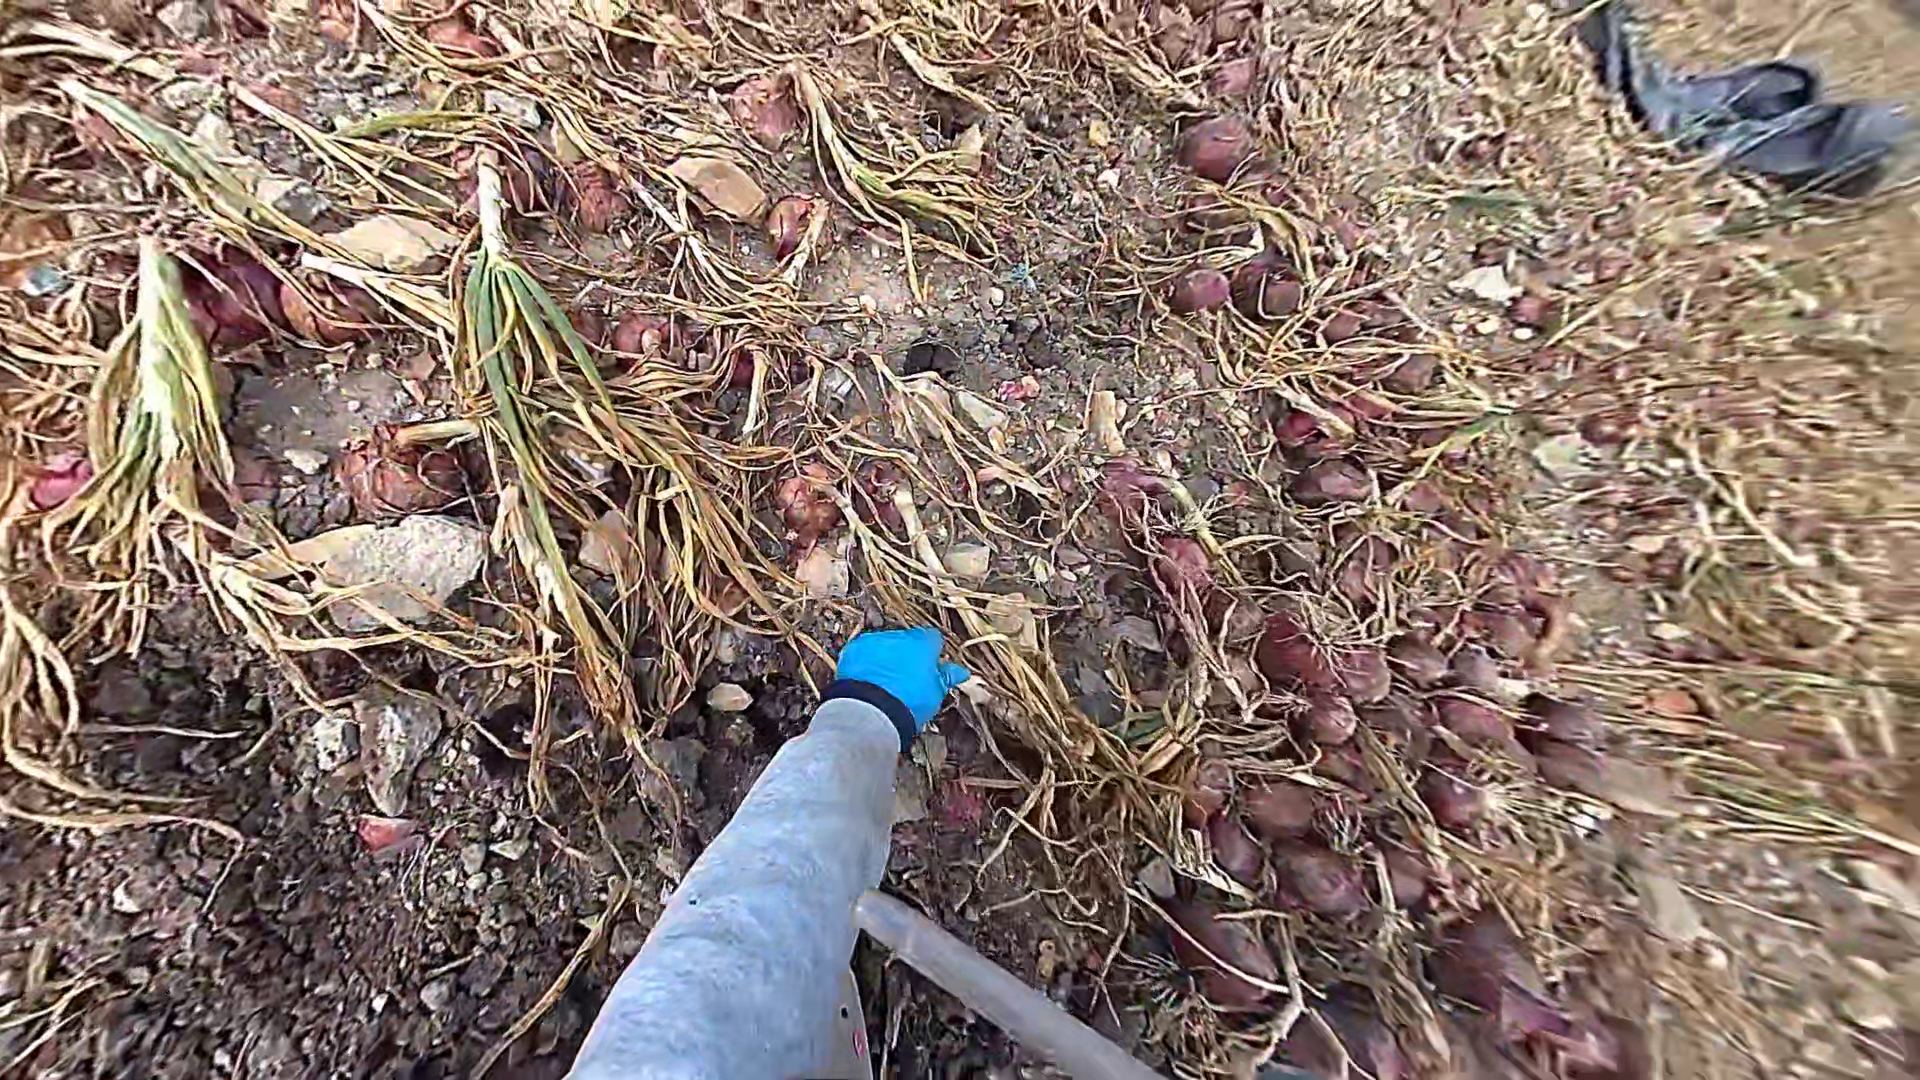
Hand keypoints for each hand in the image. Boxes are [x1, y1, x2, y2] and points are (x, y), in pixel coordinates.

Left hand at [835, 627, 969, 732]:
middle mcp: (900, 636)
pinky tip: (868, 680)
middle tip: (907, 678)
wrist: (870, 712)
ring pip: (885, 643)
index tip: (928, 666)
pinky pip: (862, 650)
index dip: (931, 653)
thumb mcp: (935, 694)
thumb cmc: (907, 704)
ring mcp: (876, 640)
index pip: (933, 638)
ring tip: (885, 682)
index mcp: (923, 645)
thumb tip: (960, 671)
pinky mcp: (854, 649)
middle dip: (907, 654)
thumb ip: (947, 677)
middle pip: (907, 640)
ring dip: (886, 656)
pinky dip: (865, 661)